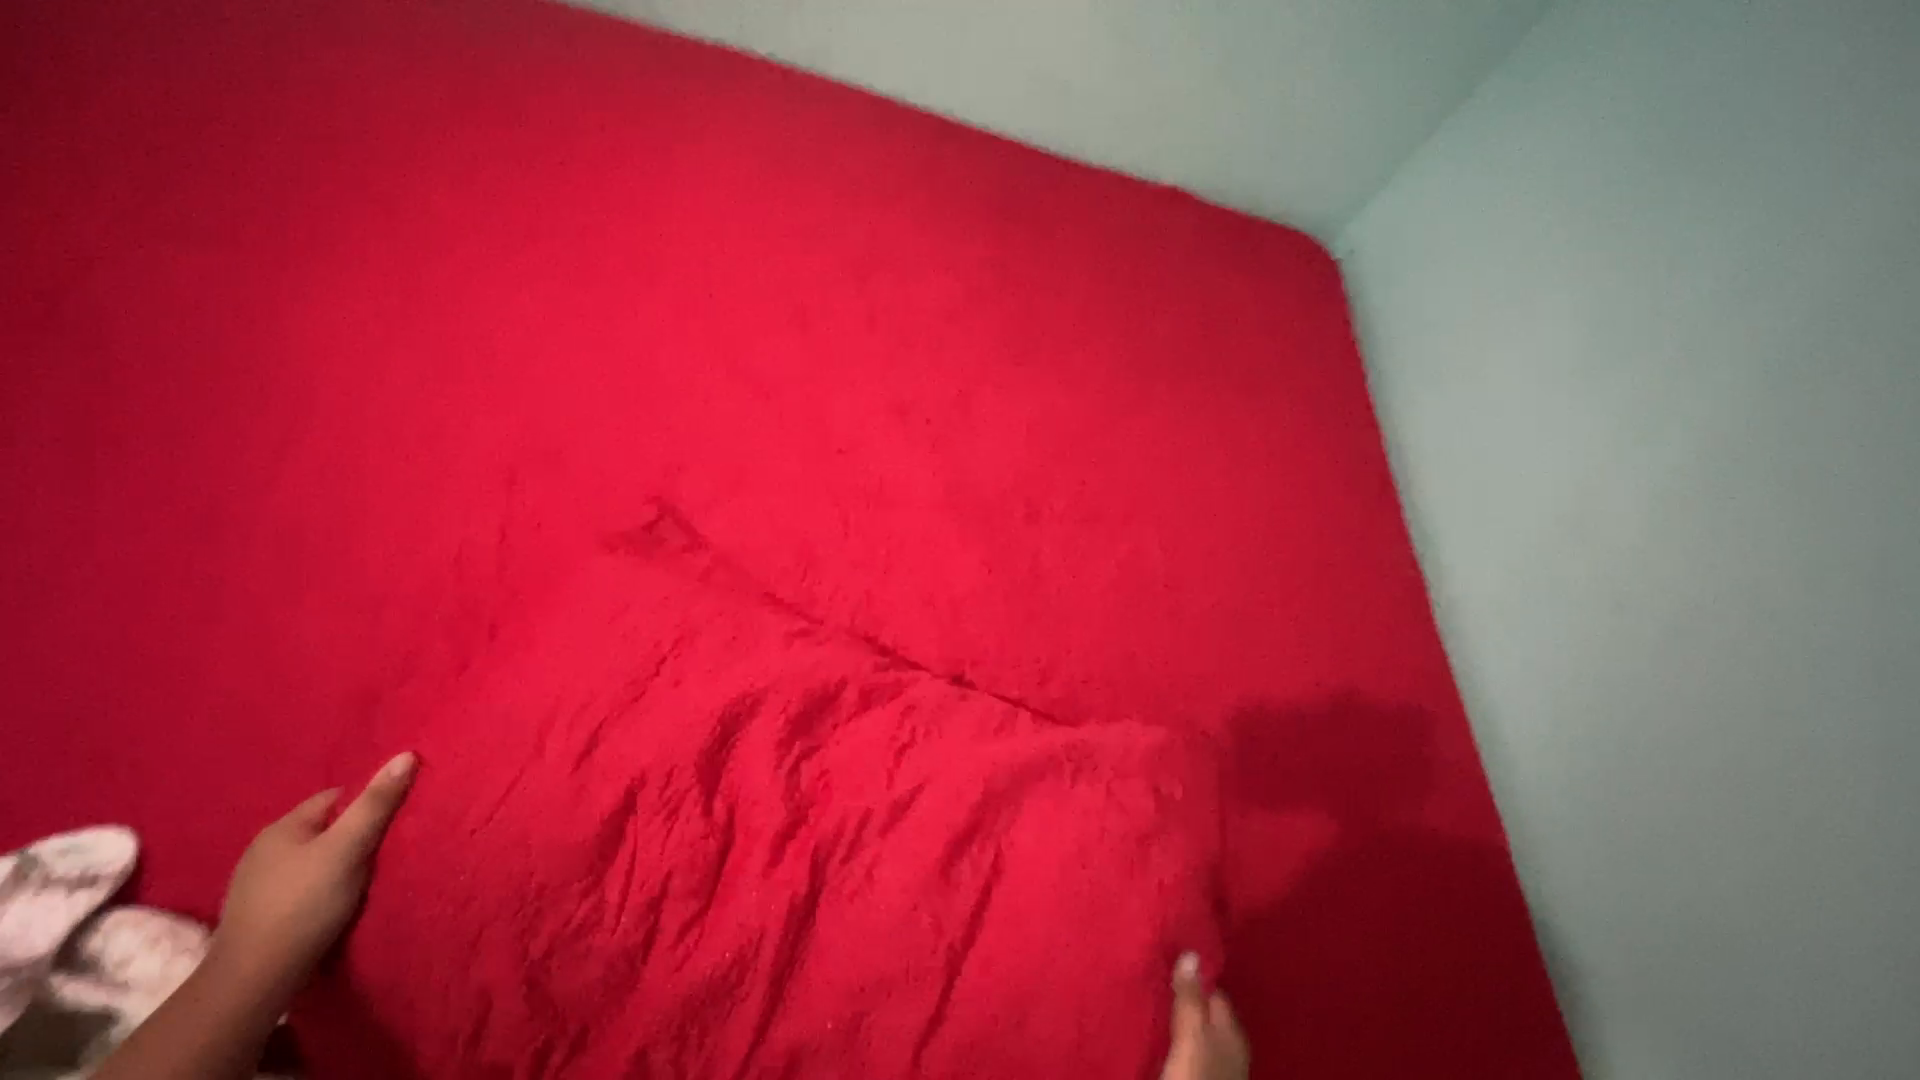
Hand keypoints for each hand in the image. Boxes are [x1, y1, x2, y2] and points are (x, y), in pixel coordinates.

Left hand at [210, 752, 417, 1002]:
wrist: (255, 978)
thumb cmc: (305, 903)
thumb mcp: (349, 848)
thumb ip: (377, 803)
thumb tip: (406, 754)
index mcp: (283, 827)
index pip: (337, 797)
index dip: (368, 805)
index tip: (394, 824)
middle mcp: (263, 848)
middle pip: (325, 828)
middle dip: (354, 835)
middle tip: (385, 853)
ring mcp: (256, 883)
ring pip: (313, 858)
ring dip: (338, 864)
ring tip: (365, 880)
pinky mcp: (260, 913)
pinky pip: (301, 885)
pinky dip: (321, 888)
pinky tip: (334, 904)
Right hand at [1161, 952, 1248, 1079]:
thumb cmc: (1197, 1079)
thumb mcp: (1192, 1038)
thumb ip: (1191, 1000)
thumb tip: (1192, 953)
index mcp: (1232, 1033)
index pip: (1214, 992)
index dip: (1191, 973)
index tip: (1164, 955)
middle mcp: (1227, 1049)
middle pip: (1203, 1013)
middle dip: (1181, 996)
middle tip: (1150, 974)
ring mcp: (1213, 1068)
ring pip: (1194, 1033)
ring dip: (1175, 1019)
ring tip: (1147, 1000)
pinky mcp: (1195, 1078)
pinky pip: (1184, 1050)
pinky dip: (1170, 1040)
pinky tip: (1154, 1036)